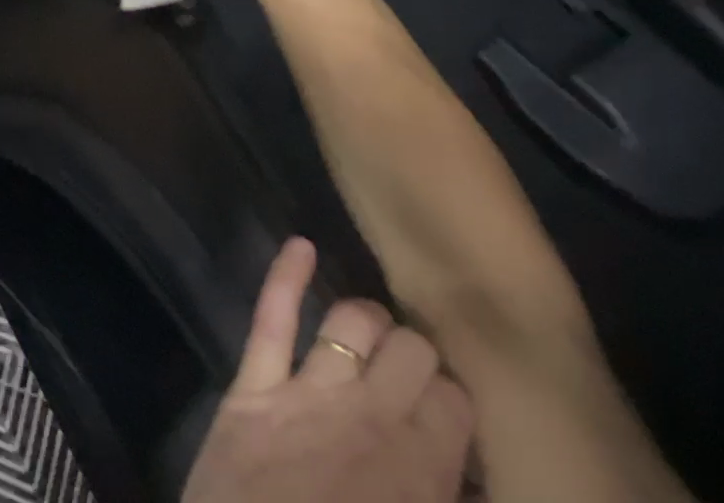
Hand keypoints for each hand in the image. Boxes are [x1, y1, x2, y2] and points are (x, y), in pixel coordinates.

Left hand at [182, 238, 474, 502]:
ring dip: (366, 324)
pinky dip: (284, 277)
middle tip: (402, 381)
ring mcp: (309, 393)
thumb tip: (471, 480)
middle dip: (413, 356)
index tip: (439, 413)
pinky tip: (300, 245)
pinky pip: (271, 319)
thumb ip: (445, 493)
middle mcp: (371, 415)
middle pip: (412, 347)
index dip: (449, 399)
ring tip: (367, 338)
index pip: (456, 396)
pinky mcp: (253, 388)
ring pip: (353, 322)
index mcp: (422, 466)